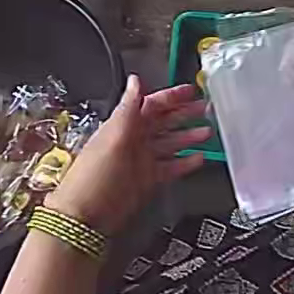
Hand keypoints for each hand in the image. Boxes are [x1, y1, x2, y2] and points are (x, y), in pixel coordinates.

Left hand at [47, 75, 209, 234]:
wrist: (86, 214)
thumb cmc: (96, 172)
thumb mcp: (113, 135)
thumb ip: (128, 107)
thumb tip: (135, 79)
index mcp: (125, 125)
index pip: (152, 104)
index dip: (171, 97)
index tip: (191, 90)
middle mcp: (135, 140)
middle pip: (164, 122)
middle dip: (185, 114)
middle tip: (206, 108)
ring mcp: (142, 160)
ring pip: (170, 143)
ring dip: (188, 137)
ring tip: (208, 131)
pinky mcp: (148, 180)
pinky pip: (171, 167)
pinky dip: (185, 163)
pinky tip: (199, 158)